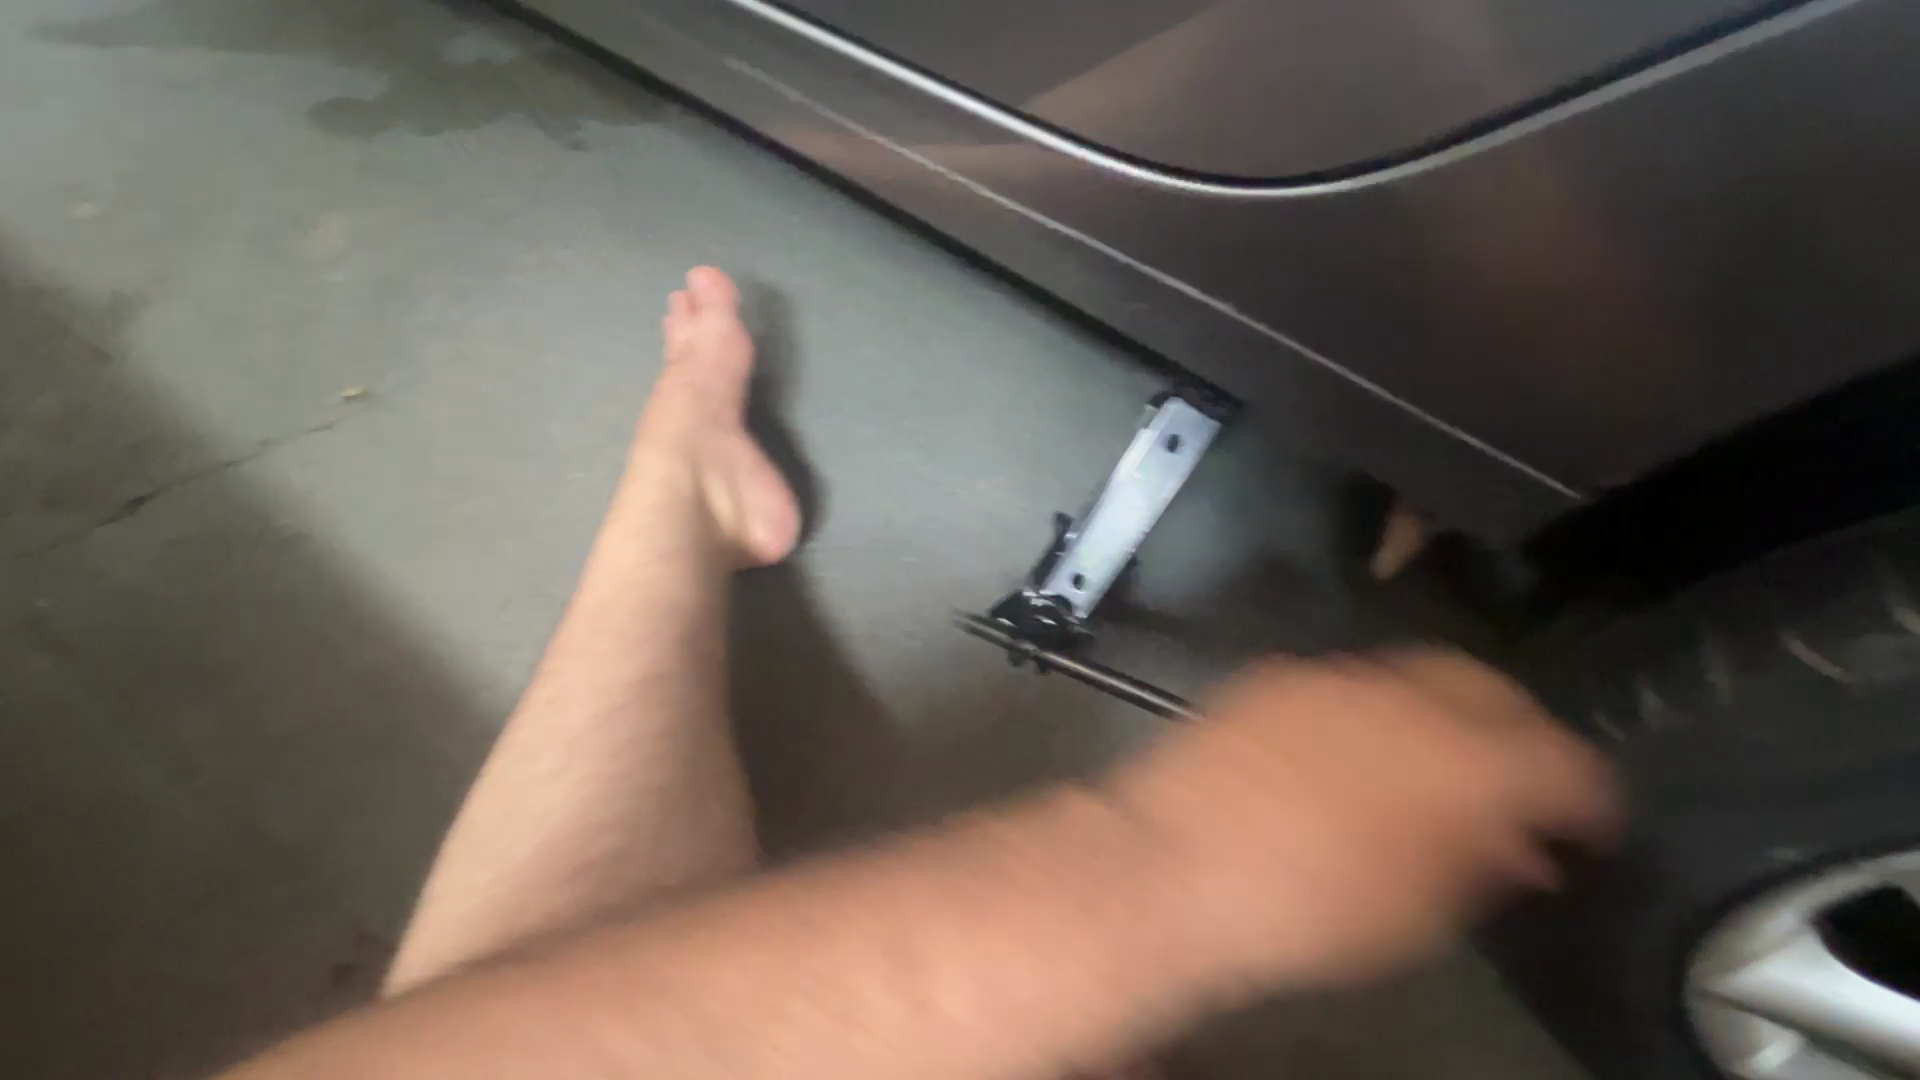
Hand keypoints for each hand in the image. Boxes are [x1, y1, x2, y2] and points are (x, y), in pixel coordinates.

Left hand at [1114, 650, 1621, 987]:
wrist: (1173, 863)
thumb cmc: (1305, 908)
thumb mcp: (1421, 910)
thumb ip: (1484, 861)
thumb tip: (1517, 843)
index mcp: (1460, 758)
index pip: (1563, 758)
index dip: (1587, 794)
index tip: (1586, 823)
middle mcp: (1400, 696)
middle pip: (1489, 688)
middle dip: (1517, 730)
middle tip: (1516, 780)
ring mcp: (1327, 677)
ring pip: (1414, 675)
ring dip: (1441, 716)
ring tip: (1434, 765)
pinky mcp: (1269, 676)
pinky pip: (1343, 682)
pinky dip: (1371, 710)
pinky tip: (1356, 749)